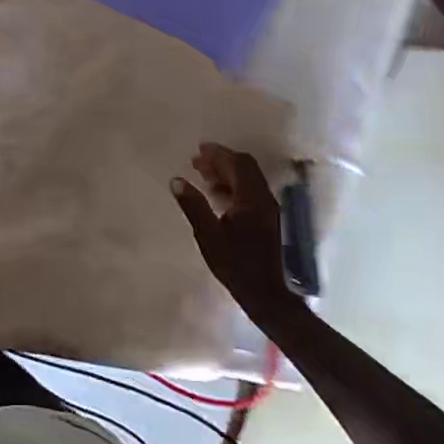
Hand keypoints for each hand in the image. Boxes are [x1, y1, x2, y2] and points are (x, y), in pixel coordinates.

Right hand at [172, 143, 296, 320]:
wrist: (265, 293)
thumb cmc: (235, 265)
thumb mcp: (208, 236)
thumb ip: (193, 206)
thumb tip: (177, 180)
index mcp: (252, 199)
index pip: (238, 165)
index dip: (218, 154)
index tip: (198, 150)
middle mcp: (264, 199)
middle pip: (245, 168)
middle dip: (221, 160)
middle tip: (196, 161)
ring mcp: (267, 208)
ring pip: (248, 179)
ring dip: (226, 172)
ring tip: (202, 174)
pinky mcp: (266, 218)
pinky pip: (249, 191)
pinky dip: (232, 185)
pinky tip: (215, 195)